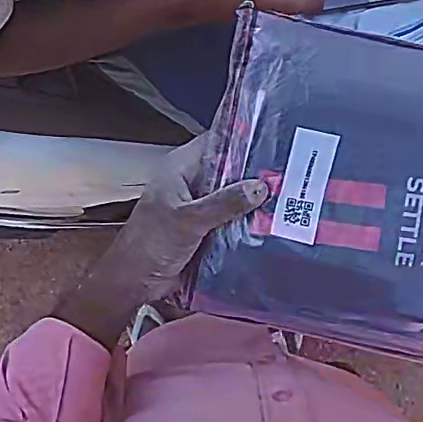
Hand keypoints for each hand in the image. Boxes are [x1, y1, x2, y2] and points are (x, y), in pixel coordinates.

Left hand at [53, 136, 269, 348]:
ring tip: (288, 195)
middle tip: (288, 172)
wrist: (134, 282)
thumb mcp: (188, 219)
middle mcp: (191, 181)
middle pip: (228, 169)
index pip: (216, 141)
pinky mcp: (205, 226)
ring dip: (252, 199)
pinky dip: (246, 219)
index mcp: (180, 167)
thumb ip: (223, 203)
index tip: (272, 141)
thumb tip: (260, 186)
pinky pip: (231, 217)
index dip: (242, 139)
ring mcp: (198, 204)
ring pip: (232, 194)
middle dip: (254, 172)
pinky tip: (271, 222)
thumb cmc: (150, 243)